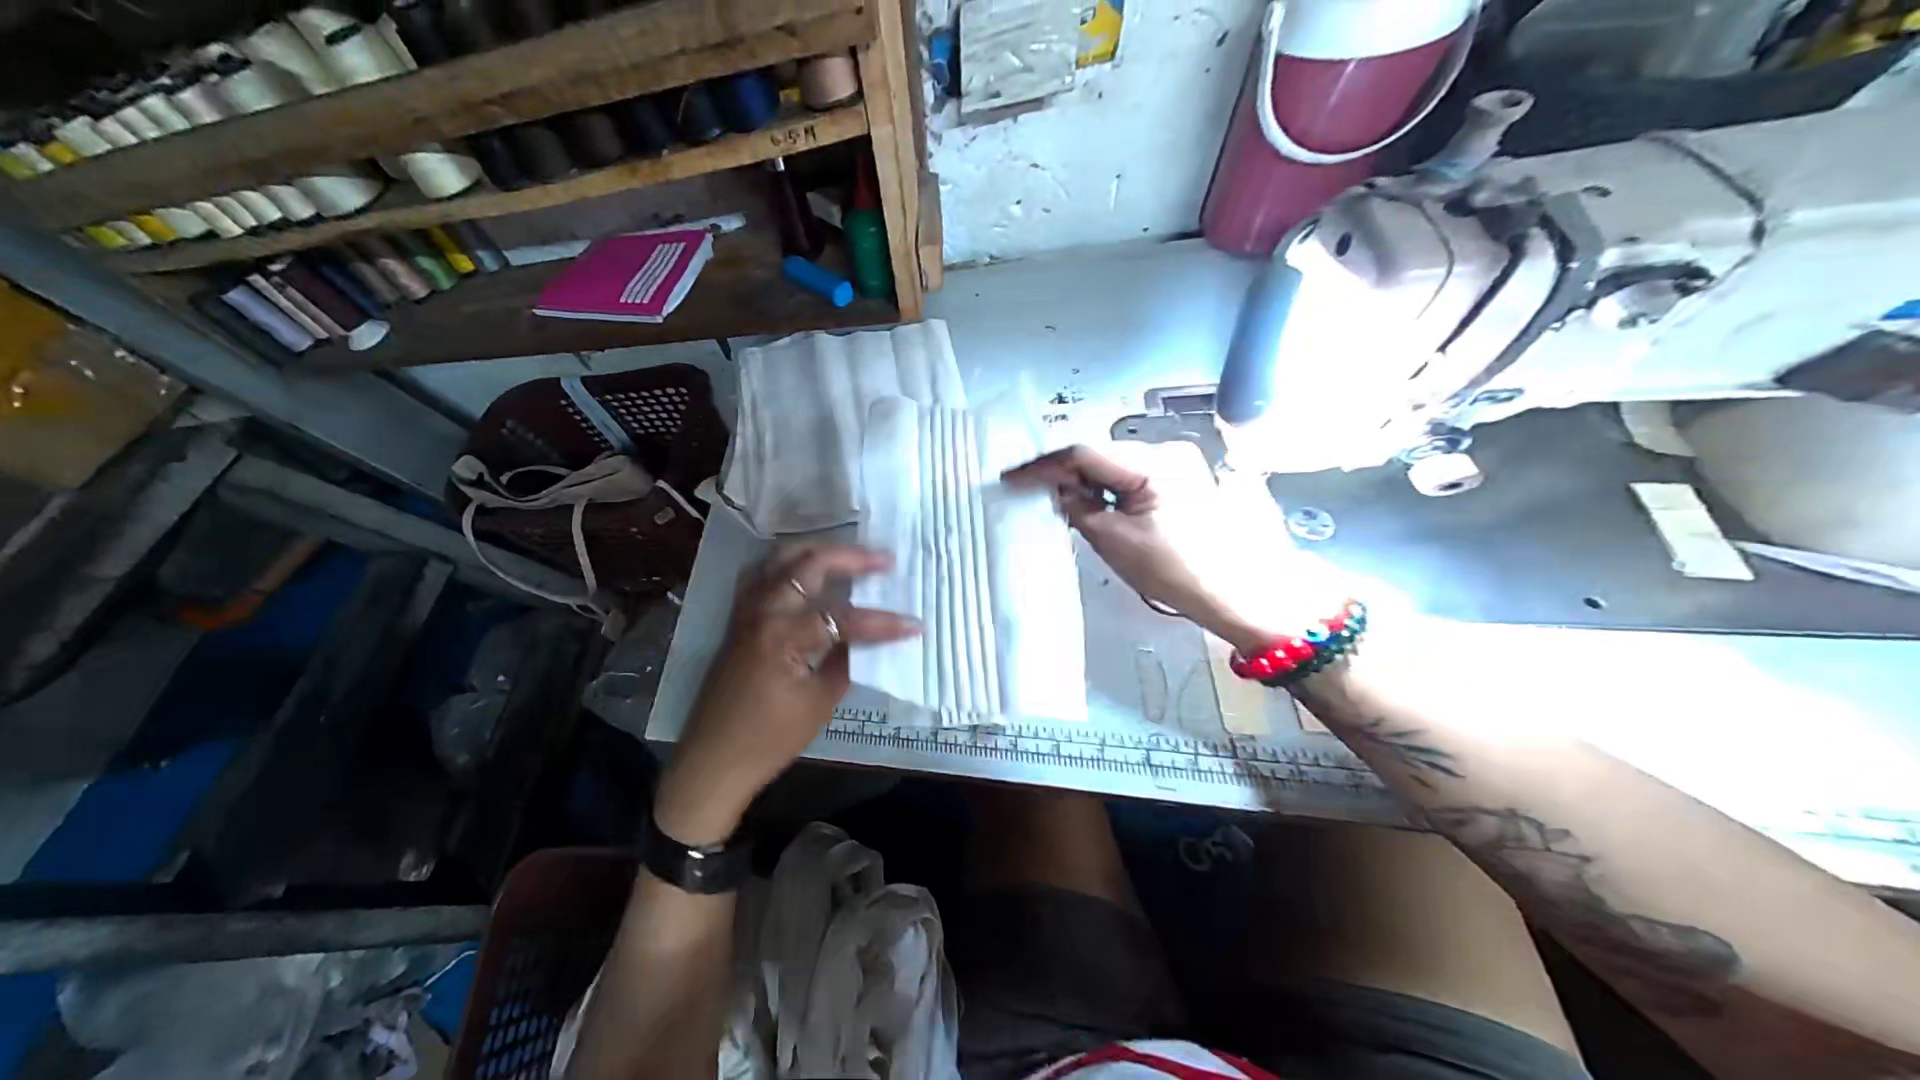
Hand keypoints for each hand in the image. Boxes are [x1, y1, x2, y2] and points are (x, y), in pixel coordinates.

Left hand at [654, 544, 918, 844]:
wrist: (714, 759)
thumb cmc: (769, 739)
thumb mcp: (819, 703)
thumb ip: (846, 660)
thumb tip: (869, 637)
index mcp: (784, 635)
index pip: (844, 616)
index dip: (883, 621)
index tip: (915, 624)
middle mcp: (763, 611)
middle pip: (810, 564)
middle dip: (852, 558)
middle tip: (885, 561)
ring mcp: (747, 611)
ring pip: (782, 559)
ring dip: (819, 552)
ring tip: (850, 558)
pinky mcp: (740, 619)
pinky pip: (764, 575)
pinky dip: (791, 565)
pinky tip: (808, 574)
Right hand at [1003, 444, 1345, 653]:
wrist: (1240, 594)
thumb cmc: (1175, 571)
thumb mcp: (1114, 542)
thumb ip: (1079, 507)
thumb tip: (1060, 490)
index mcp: (1150, 462)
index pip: (1082, 453)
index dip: (1042, 467)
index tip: (1010, 480)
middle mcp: (1167, 451)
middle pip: (1099, 453)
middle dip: (1064, 472)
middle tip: (1031, 492)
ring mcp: (1179, 463)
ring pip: (1116, 464)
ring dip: (1087, 480)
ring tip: (1063, 503)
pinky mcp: (1185, 479)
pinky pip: (1134, 475)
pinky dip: (1110, 488)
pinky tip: (1096, 505)